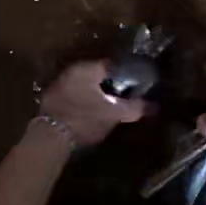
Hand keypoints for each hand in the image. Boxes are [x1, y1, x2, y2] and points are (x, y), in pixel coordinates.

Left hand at [36, 60, 150, 147]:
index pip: (112, 65)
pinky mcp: (51, 99)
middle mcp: (71, 70)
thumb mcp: (114, 114)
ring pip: (84, 85)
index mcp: (86, 68)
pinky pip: (73, 95)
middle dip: (110, 85)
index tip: (135, 86)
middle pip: (97, 75)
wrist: (50, 139)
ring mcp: (58, 84)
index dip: (125, 75)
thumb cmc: (85, 119)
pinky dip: (82, 100)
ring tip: (108, 107)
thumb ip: (135, 108)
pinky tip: (89, 113)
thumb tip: (155, 106)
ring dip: (95, 93)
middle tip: (123, 98)